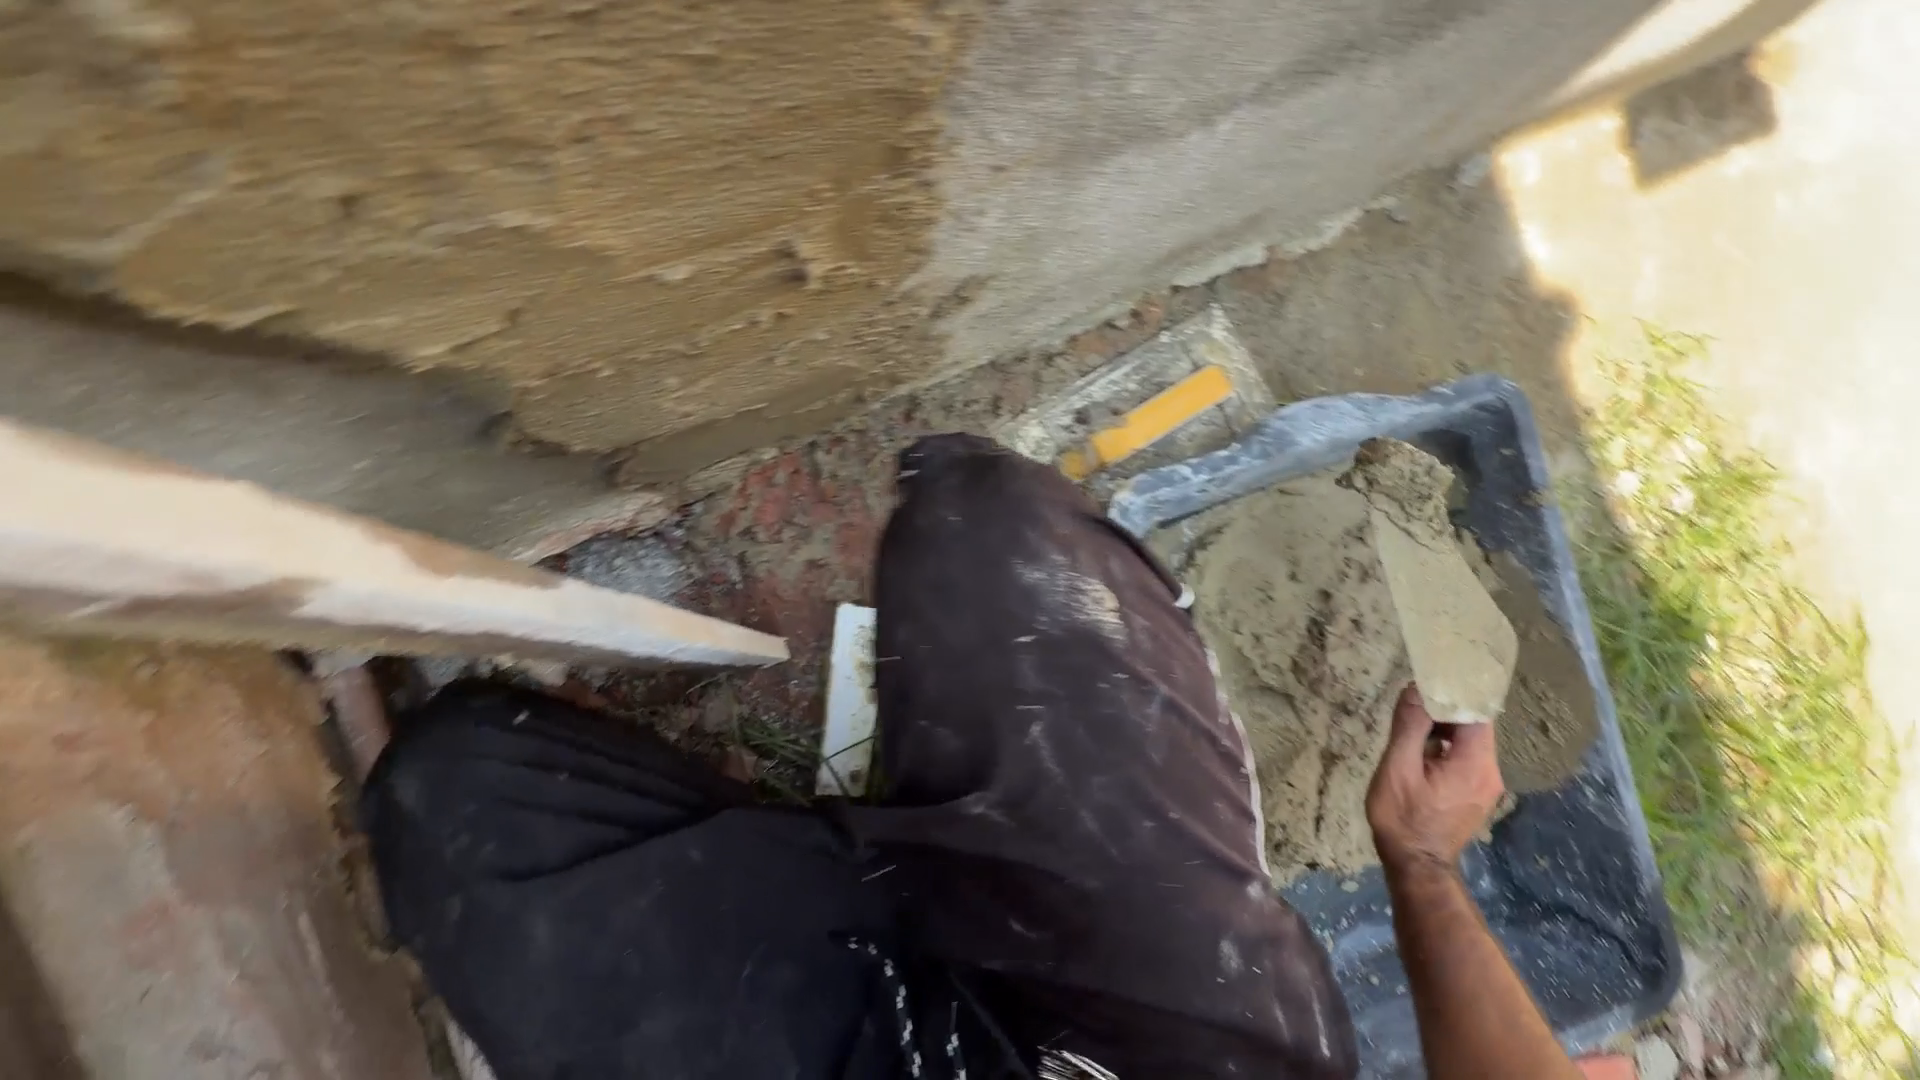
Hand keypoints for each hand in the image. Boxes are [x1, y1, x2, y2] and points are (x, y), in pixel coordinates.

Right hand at [1367, 684, 1504, 872]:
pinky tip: (1422, 749)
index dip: (1454, 693)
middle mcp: (1490, 772)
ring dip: (1444, 728)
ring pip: (1470, 741)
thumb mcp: (1398, 767)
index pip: (1476, 713)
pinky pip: (1467, 757)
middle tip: (1412, 701)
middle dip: (1445, 709)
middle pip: (1475, 726)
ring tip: (1412, 724)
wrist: (1415, 865)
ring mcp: (1486, 785)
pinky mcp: (1476, 794)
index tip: (1428, 680)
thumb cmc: (1403, 816)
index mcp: (1476, 763)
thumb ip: (1410, 726)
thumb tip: (1416, 689)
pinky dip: (1447, 746)